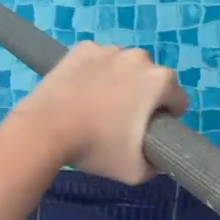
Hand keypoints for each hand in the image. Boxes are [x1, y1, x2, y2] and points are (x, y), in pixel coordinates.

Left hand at [12, 42, 188, 183]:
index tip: (143, 131)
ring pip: (122, 67)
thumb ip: (157, 164)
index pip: (175, 100)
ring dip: (117, 82)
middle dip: (140, 97)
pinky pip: (96, 61)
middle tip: (115, 121)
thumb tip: (157, 158)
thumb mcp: (136, 171)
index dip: (163, 118)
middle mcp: (139, 57)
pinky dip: (92, 72)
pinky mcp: (81, 48)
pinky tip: (79, 91)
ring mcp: (108, 49)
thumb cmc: (95, 148)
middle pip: (149, 80)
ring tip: (94, 106)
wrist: (44, 130)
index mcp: (161, 80)